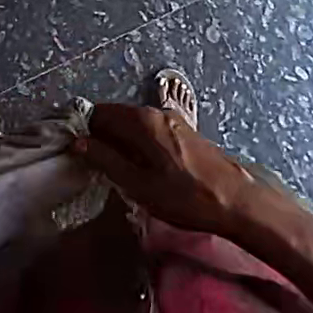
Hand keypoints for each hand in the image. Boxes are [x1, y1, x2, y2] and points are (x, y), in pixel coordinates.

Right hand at [71, 102, 276, 240]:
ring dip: (119, 141)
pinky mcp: (182, 132)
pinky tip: (139, 167)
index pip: (101, 112)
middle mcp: (154, 112)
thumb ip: (107, 161)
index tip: (76, 150)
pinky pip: (149, 130)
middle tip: (92, 164)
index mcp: (141, 120)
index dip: (85, 129)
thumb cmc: (185, 196)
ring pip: (133, 124)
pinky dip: (137, 143)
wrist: (237, 200)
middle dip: (101, 135)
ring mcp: (171, 120)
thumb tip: (79, 142)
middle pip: (117, 116)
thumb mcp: (139, 185)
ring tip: (114, 169)